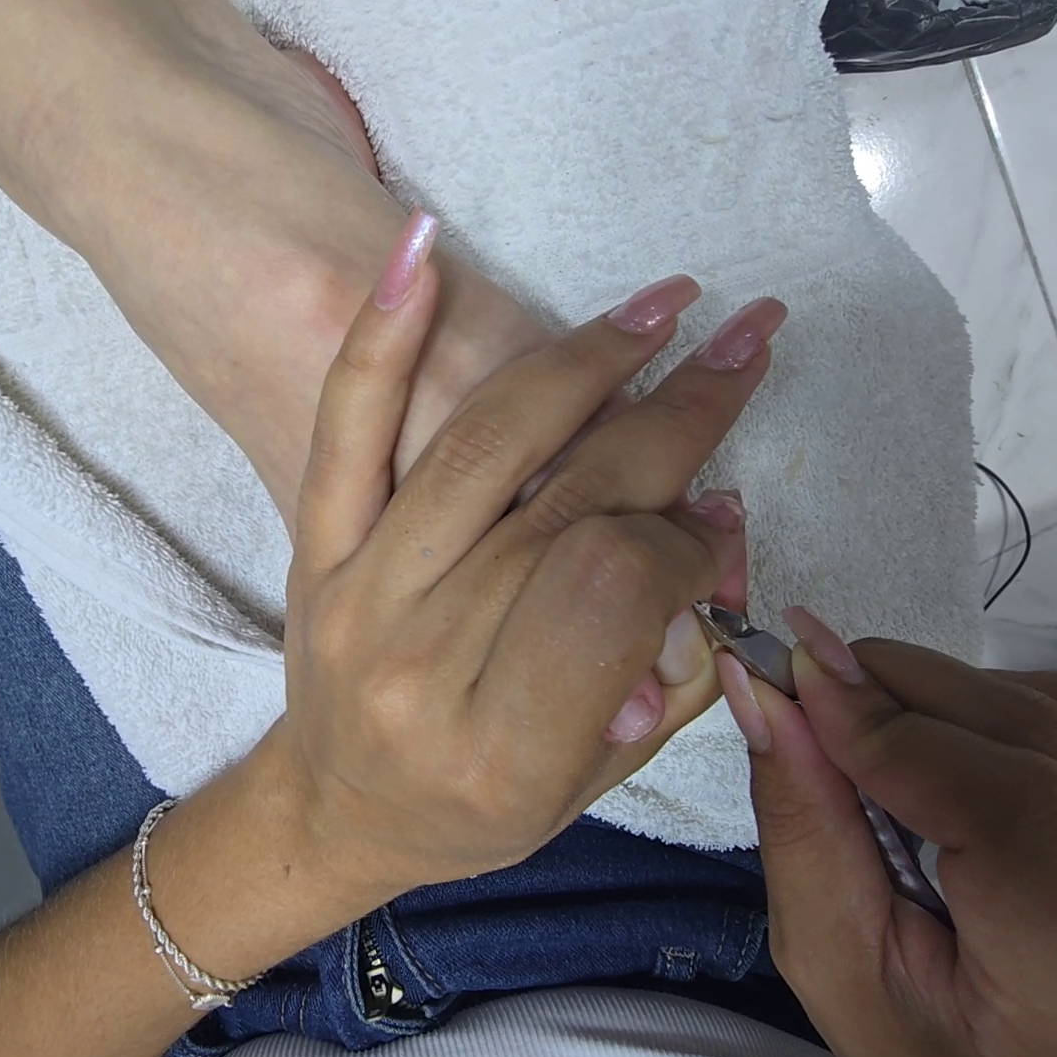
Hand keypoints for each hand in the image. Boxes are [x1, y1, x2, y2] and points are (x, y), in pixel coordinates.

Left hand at [267, 208, 785, 892]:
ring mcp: (353, 591)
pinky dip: (381, 337)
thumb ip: (668, 668)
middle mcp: (416, 660)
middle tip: (742, 343)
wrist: (337, 804)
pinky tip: (424, 248)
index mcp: (497, 746)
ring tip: (659, 308)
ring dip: (580, 361)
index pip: (614, 584)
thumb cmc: (474, 808)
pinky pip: (343, 430)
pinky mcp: (315, 548)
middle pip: (561, 504)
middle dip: (669, 417)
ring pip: (480, 447)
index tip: (710, 512)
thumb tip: (715, 520)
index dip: (683, 532)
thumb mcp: (590, 783)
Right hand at [724, 612, 1056, 1056]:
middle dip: (900, 685)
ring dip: (943, 690)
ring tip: (865, 719)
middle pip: (1044, 744)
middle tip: (806, 678)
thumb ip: (799, 820)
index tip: (794, 677)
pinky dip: (994, 707)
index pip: (1015, 813)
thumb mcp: (826, 955)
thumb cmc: (916, 1045)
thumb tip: (762, 692)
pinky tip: (941, 745)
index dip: (894, 727)